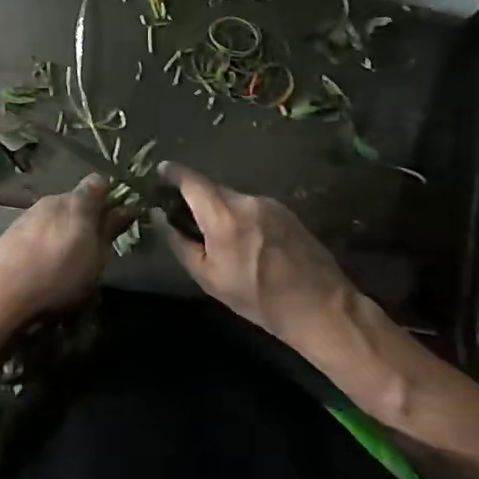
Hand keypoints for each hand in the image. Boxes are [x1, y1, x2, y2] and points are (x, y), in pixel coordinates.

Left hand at [0, 174, 119, 331]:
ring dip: (63, 232)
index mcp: (77, 202)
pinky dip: (44, 243)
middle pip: (75, 201)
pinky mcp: (10, 232)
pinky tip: (41, 268)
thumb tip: (125, 209)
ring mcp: (27, 214)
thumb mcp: (96, 259)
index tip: (114, 221)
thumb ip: (109, 230)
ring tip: (64, 264)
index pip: (99, 183)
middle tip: (91, 249)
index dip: (109, 198)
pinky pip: (37, 231)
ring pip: (54, 217)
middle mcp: (51, 200)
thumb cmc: (59, 279)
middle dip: (86, 219)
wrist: (0, 298)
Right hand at [155, 163, 353, 338]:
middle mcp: (247, 200)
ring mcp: (270, 203)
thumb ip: (179, 242)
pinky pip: (252, 207)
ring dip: (220, 211)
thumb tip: (159, 216)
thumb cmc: (257, 298)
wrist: (319, 305)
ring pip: (233, 199)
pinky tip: (245, 244)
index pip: (191, 180)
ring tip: (217, 239)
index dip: (172, 173)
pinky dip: (240, 218)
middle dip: (195, 198)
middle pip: (212, 189)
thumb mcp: (208, 277)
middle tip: (182, 217)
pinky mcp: (286, 211)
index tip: (159, 173)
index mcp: (224, 215)